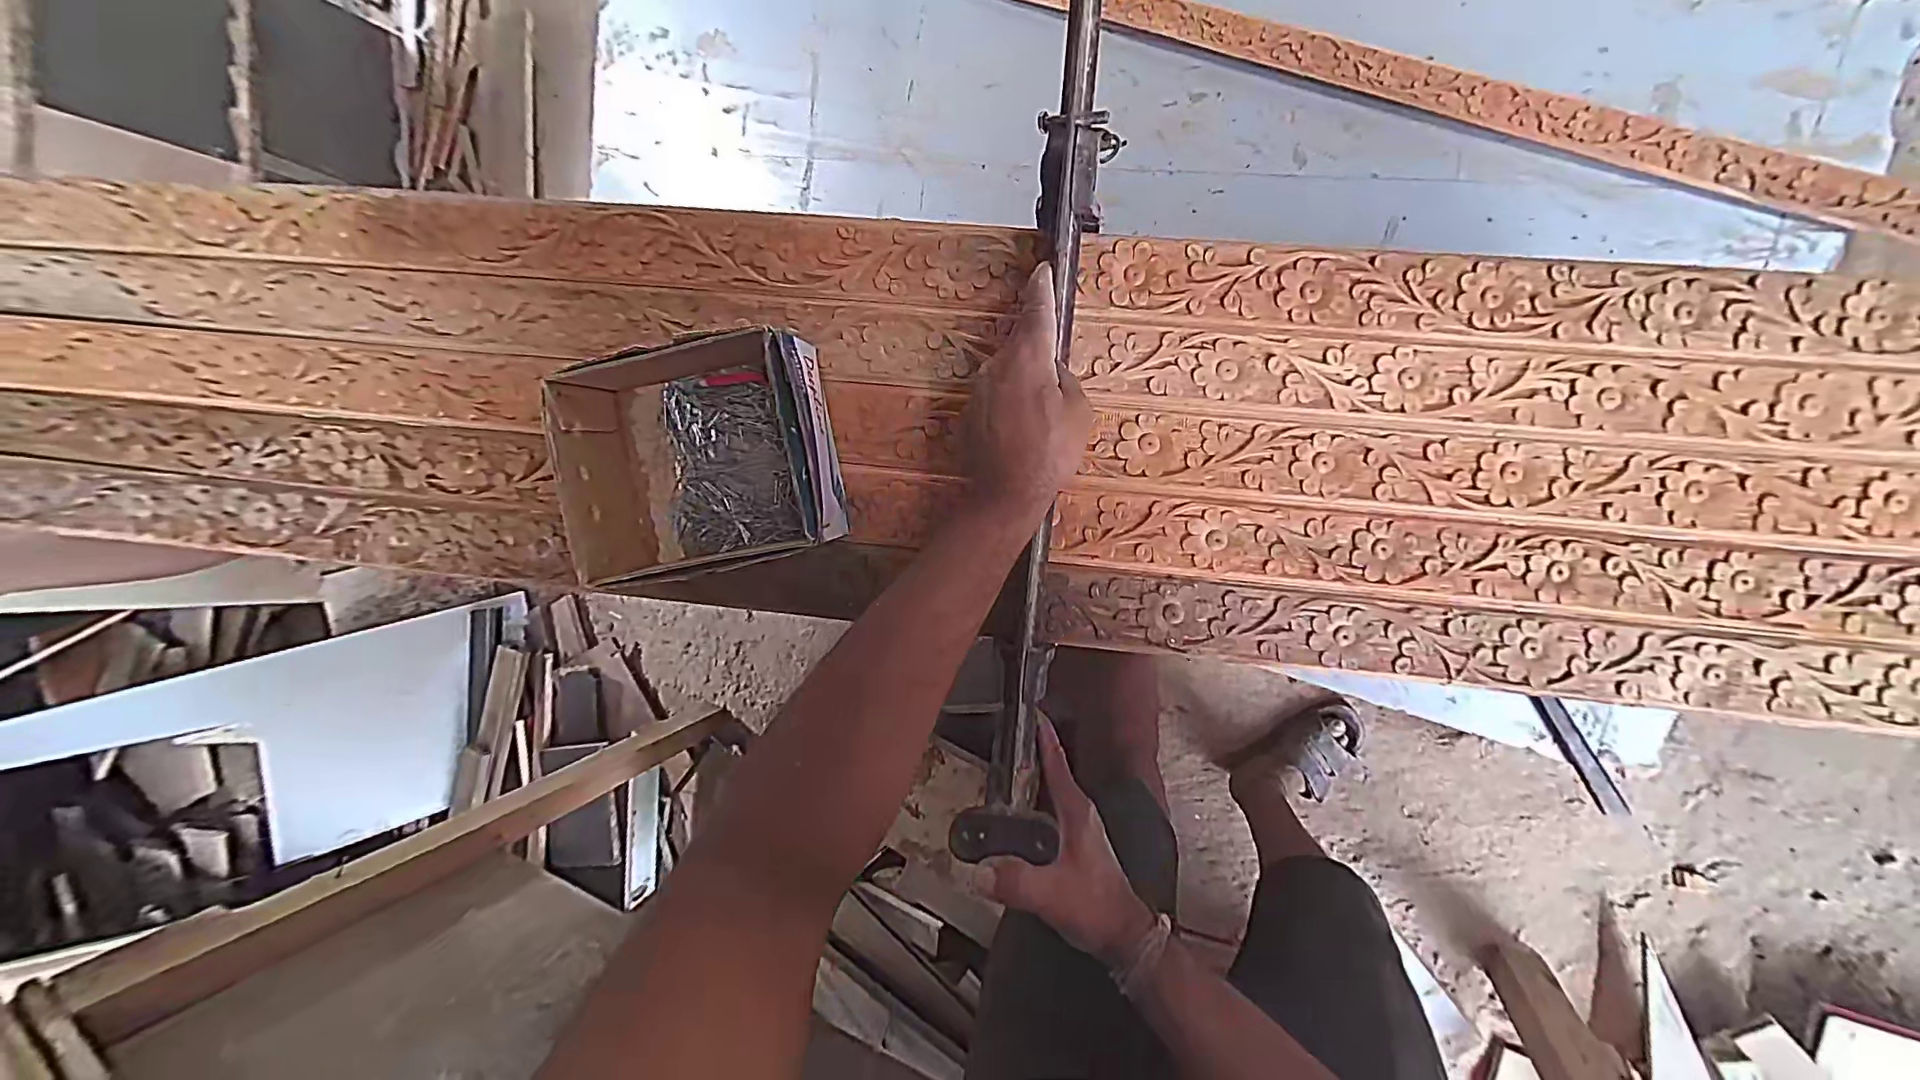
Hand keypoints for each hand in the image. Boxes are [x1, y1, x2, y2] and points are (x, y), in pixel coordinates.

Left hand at [960, 264, 1093, 521]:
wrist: (1004, 493)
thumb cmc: (1049, 454)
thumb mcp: (1080, 413)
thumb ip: (1067, 380)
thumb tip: (1053, 372)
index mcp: (1028, 358)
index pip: (1036, 311)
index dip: (1042, 289)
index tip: (1042, 270)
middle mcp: (996, 366)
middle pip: (1021, 348)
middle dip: (1038, 360)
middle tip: (1054, 392)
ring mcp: (978, 390)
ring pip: (1007, 375)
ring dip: (1023, 389)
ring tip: (1038, 425)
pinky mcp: (968, 412)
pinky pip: (995, 399)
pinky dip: (1009, 409)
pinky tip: (1020, 435)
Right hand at [978, 717, 1156, 966]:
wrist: (1122, 936)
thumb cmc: (1095, 907)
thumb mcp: (1051, 895)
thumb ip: (1015, 881)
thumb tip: (977, 871)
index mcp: (1076, 810)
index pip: (1056, 761)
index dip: (1042, 734)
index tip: (1028, 709)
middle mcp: (1078, 810)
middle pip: (1050, 769)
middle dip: (1028, 750)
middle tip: (1000, 734)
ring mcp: (1078, 825)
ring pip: (1048, 790)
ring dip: (1029, 776)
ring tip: (998, 766)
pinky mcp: (1074, 841)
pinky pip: (1047, 809)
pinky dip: (1030, 800)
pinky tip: (1011, 811)